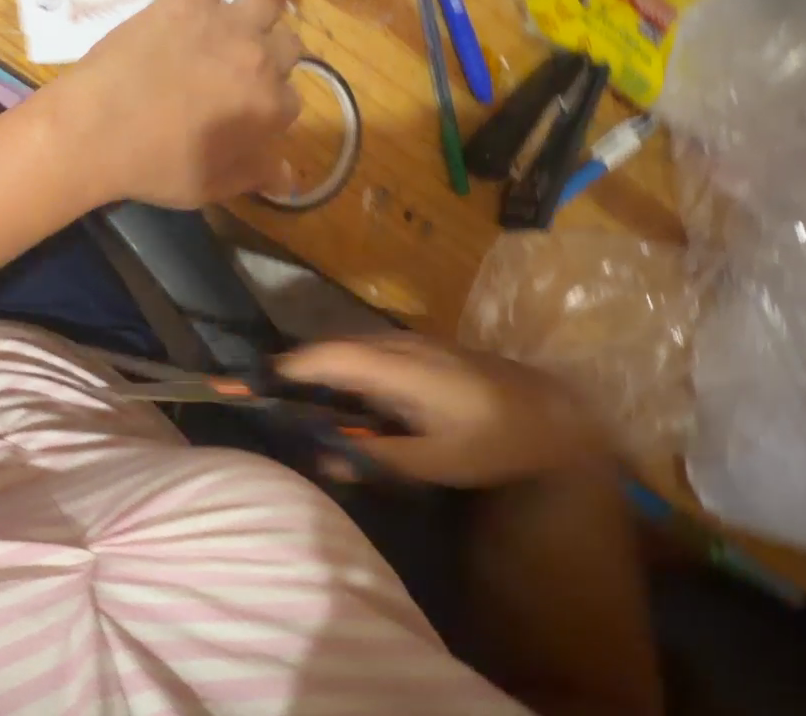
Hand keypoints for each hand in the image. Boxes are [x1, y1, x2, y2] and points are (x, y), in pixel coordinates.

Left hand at [53, 0, 304, 207]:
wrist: (97, 129)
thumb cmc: (154, 166)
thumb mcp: (211, 186)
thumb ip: (254, 175)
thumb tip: (288, 178)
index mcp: (269, 107)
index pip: (291, 101)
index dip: (269, 106)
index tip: (247, 112)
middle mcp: (259, 59)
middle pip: (288, 45)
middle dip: (271, 57)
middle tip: (237, 69)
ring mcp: (224, 23)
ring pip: (266, 2)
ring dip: (255, 15)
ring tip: (229, 28)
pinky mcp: (186, 0)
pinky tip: (191, 0)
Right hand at [279, 335, 603, 486]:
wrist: (553, 413)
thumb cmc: (495, 441)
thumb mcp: (437, 462)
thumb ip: (377, 459)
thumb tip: (322, 457)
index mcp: (397, 369)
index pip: (328, 357)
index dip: (288, 367)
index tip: (252, 382)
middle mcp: (398, 345)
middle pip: (332, 347)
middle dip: (296, 366)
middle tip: (265, 393)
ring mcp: (410, 342)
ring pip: (350, 346)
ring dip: (321, 365)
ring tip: (296, 394)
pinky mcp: (420, 348)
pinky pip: (367, 350)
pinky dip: (344, 366)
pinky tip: (345, 392)